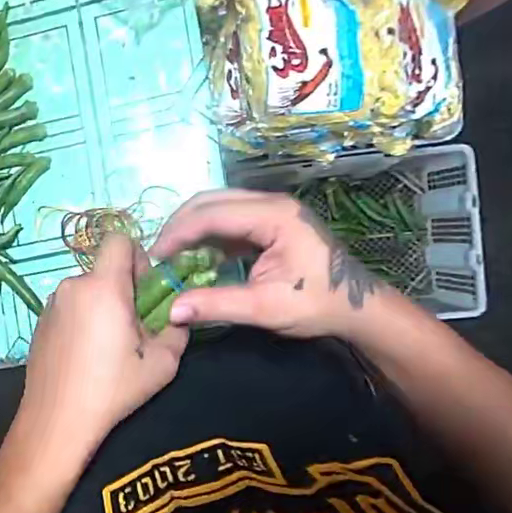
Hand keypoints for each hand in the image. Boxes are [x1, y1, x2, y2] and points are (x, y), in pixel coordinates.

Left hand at [16, 234, 190, 469]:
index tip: (147, 292)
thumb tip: (177, 317)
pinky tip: (88, 356)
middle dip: (125, 289)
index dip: (139, 258)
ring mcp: (51, 305)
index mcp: (103, 287)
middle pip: (106, 269)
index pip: (120, 239)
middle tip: (135, 328)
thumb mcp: (162, 364)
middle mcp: (73, 286)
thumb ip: (177, 330)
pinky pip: (71, 307)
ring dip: (105, 306)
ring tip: (111, 347)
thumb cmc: (112, 389)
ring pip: (89, 289)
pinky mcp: (39, 324)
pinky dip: (85, 319)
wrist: (55, 423)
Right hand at [150, 189, 397, 339]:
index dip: (177, 234)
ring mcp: (272, 210)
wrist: (357, 307)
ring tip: (171, 257)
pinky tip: (195, 257)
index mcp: (274, 216)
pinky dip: (209, 236)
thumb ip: (217, 305)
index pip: (212, 214)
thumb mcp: (265, 308)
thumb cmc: (317, 305)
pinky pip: (231, 220)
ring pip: (219, 207)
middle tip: (157, 256)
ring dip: (193, 229)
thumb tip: (172, 311)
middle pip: (212, 201)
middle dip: (180, 226)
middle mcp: (272, 203)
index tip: (154, 257)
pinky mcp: (271, 222)